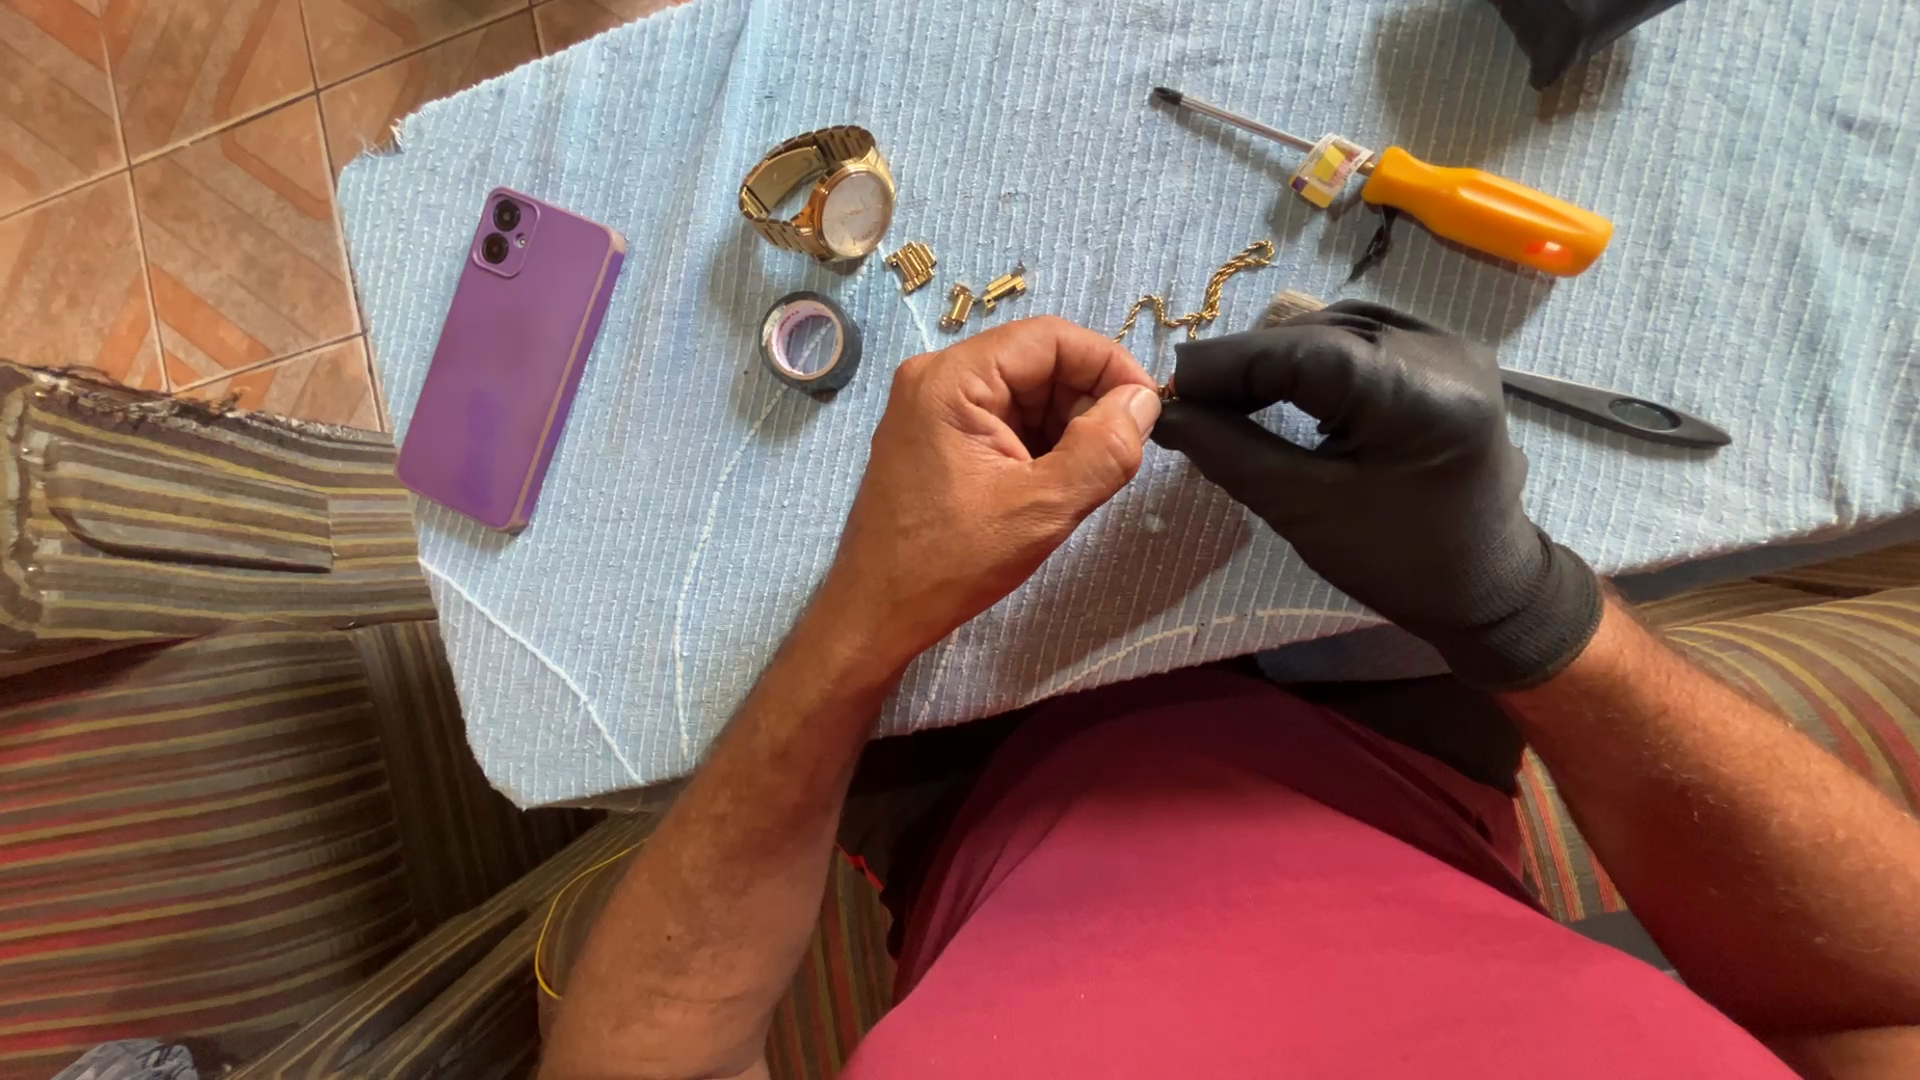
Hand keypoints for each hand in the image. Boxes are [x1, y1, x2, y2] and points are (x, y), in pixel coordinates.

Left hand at [816, 316, 1160, 668]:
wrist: (876, 614)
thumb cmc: (949, 563)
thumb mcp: (1039, 509)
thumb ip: (1103, 450)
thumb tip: (1144, 403)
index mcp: (951, 379)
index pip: (1050, 338)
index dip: (1109, 365)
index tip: (1147, 410)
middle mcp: (937, 380)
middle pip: (1037, 364)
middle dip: (1087, 403)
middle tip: (1119, 456)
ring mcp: (933, 411)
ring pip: (1025, 397)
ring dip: (1067, 430)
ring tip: (1085, 479)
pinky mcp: (938, 442)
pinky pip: (1004, 424)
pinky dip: (1040, 447)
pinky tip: (1053, 486)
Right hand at [1150, 300, 1599, 688]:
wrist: (1484, 583)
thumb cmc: (1393, 561)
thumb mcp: (1299, 509)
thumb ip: (1226, 451)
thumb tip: (1164, 413)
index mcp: (1419, 397)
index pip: (1301, 352)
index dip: (1225, 364)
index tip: (1168, 387)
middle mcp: (1442, 350)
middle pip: (1314, 332)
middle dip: (1244, 363)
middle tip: (1192, 402)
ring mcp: (1450, 344)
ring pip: (1332, 325)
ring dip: (1272, 357)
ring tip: (1231, 398)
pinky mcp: (1445, 353)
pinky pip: (1358, 334)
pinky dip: (1308, 356)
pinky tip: (1281, 384)